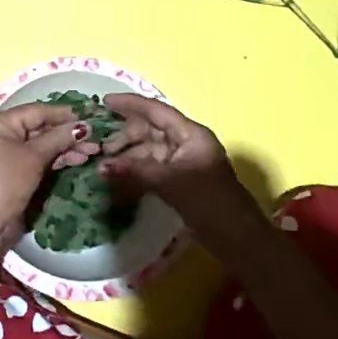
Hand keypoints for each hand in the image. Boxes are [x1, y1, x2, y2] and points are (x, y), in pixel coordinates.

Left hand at [0, 103, 100, 241]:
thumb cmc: (7, 183)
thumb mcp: (34, 157)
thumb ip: (59, 138)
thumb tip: (84, 125)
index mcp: (0, 123)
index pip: (37, 111)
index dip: (64, 114)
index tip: (90, 115)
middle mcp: (3, 133)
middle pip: (41, 126)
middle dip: (68, 133)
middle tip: (96, 137)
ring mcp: (10, 152)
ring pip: (43, 143)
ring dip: (67, 146)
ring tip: (93, 151)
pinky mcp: (18, 169)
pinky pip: (40, 157)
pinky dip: (58, 158)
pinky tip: (79, 159)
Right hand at [97, 94, 266, 249]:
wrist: (236, 237)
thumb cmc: (209, 202)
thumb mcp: (170, 182)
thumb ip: (135, 172)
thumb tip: (101, 167)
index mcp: (190, 134)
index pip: (156, 110)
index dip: (130, 104)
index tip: (104, 101)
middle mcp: (186, 143)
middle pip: (150, 130)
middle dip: (125, 136)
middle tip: (100, 147)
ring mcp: (182, 162)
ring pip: (148, 150)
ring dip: (127, 156)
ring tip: (104, 166)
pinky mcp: (179, 180)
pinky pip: (151, 167)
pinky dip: (135, 171)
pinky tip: (117, 178)